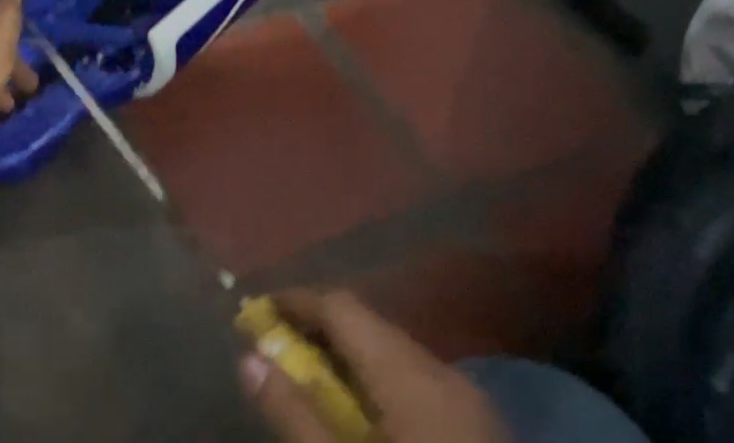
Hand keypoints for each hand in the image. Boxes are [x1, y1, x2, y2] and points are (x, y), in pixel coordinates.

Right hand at [240, 291, 510, 442]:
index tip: (252, 317)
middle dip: (316, 330)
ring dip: (346, 356)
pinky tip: (361, 417)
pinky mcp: (483, 431)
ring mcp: (471, 405)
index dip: (293, 303)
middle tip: (273, 351)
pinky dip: (378, 382)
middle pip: (369, 326)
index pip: (342, 307)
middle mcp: (444, 375)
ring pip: (395, 354)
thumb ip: (294, 414)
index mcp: (410, 377)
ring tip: (308, 384)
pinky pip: (418, 382)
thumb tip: (250, 358)